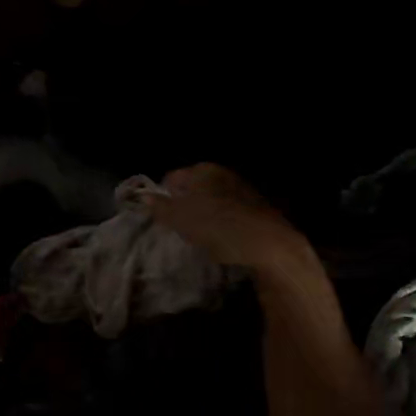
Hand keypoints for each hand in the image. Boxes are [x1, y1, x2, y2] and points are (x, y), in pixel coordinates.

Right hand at [146, 163, 311, 270]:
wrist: (271, 246)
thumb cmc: (218, 227)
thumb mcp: (180, 218)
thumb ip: (160, 207)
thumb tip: (144, 197)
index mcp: (203, 169)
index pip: (172, 177)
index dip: (162, 195)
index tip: (159, 216)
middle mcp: (224, 174)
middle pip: (194, 188)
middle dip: (184, 205)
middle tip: (177, 228)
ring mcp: (244, 190)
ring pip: (213, 201)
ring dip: (204, 215)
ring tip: (199, 238)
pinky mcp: (259, 210)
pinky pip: (230, 213)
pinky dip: (223, 224)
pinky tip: (223, 241)